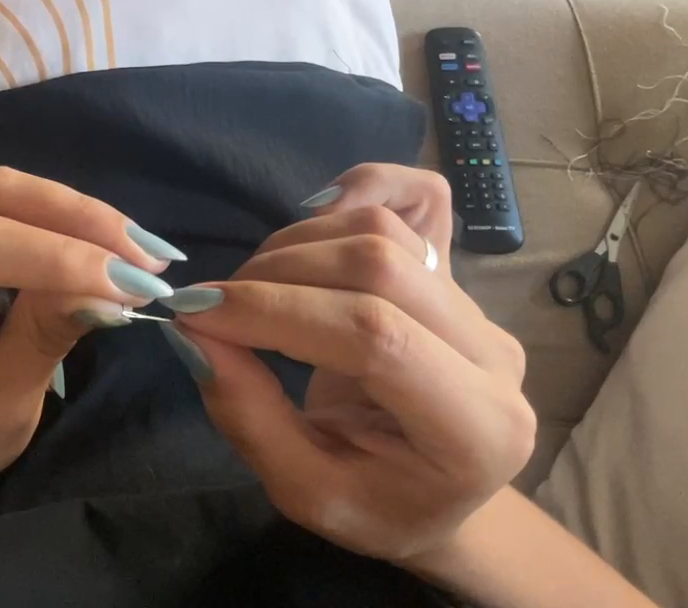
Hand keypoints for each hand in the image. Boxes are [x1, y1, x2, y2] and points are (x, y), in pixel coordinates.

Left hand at [0, 166, 173, 509]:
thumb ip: (44, 336)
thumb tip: (111, 286)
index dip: (57, 257)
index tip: (131, 285)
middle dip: (76, 219)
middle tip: (147, 257)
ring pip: (8, 191)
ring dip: (79, 214)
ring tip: (140, 249)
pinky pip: (15, 205)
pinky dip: (68, 219)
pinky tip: (110, 241)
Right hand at [175, 163, 532, 562]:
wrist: (437, 491)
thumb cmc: (376, 502)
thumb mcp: (304, 492)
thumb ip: (249, 417)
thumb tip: (193, 330)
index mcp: (475, 428)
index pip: (374, 336)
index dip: (274, 310)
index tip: (195, 312)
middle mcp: (493, 354)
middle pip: (377, 264)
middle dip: (274, 274)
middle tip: (215, 307)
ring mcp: (479, 304)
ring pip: (380, 228)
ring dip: (294, 243)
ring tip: (254, 284)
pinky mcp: (458, 270)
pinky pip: (421, 198)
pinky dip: (360, 186)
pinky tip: (316, 210)